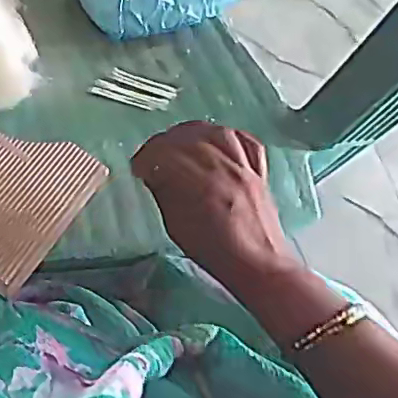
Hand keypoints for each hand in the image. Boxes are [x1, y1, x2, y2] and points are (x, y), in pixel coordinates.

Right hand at [132, 122, 304, 288]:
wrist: (257, 265)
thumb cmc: (212, 250)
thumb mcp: (175, 224)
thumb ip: (164, 192)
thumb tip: (152, 174)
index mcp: (196, 182)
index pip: (162, 154)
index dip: (145, 159)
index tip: (138, 170)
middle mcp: (220, 167)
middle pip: (187, 138)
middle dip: (163, 143)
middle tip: (153, 156)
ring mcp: (242, 166)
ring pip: (216, 132)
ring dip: (193, 133)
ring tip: (180, 141)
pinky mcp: (258, 171)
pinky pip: (245, 141)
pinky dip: (227, 136)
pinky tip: (216, 140)